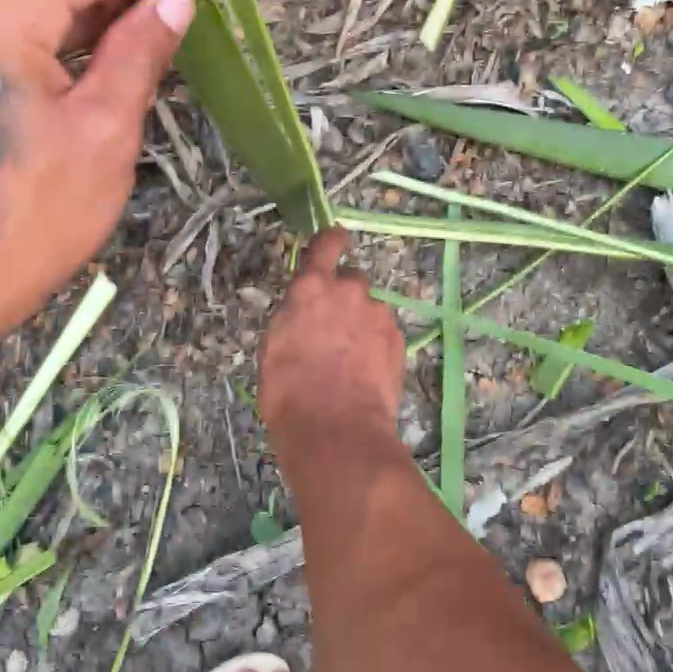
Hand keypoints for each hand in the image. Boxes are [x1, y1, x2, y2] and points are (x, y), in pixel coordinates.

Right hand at [261, 229, 405, 443]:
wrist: (336, 430)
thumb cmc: (289, 393)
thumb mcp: (274, 347)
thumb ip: (293, 316)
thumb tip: (303, 313)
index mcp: (310, 288)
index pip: (328, 243)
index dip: (333, 241)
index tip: (336, 242)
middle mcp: (348, 290)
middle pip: (352, 280)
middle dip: (345, 297)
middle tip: (334, 329)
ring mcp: (377, 313)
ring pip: (370, 309)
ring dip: (362, 324)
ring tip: (351, 360)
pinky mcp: (398, 338)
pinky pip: (385, 332)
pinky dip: (377, 345)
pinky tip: (366, 372)